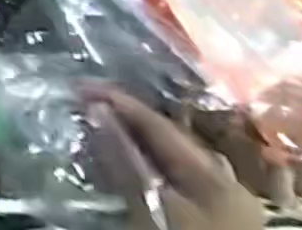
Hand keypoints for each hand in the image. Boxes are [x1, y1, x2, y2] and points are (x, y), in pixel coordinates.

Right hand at [84, 87, 264, 229]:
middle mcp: (224, 182)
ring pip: (168, 158)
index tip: (77, 85)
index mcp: (214, 175)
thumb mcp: (149, 204)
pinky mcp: (211, 221)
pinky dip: (141, 164)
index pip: (157, 123)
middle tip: (83, 105)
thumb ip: (123, 156)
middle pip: (166, 137)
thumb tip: (95, 107)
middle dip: (123, 118)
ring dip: (130, 141)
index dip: (115, 100)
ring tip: (95, 130)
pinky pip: (170, 178)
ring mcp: (222, 205)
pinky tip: (120, 164)